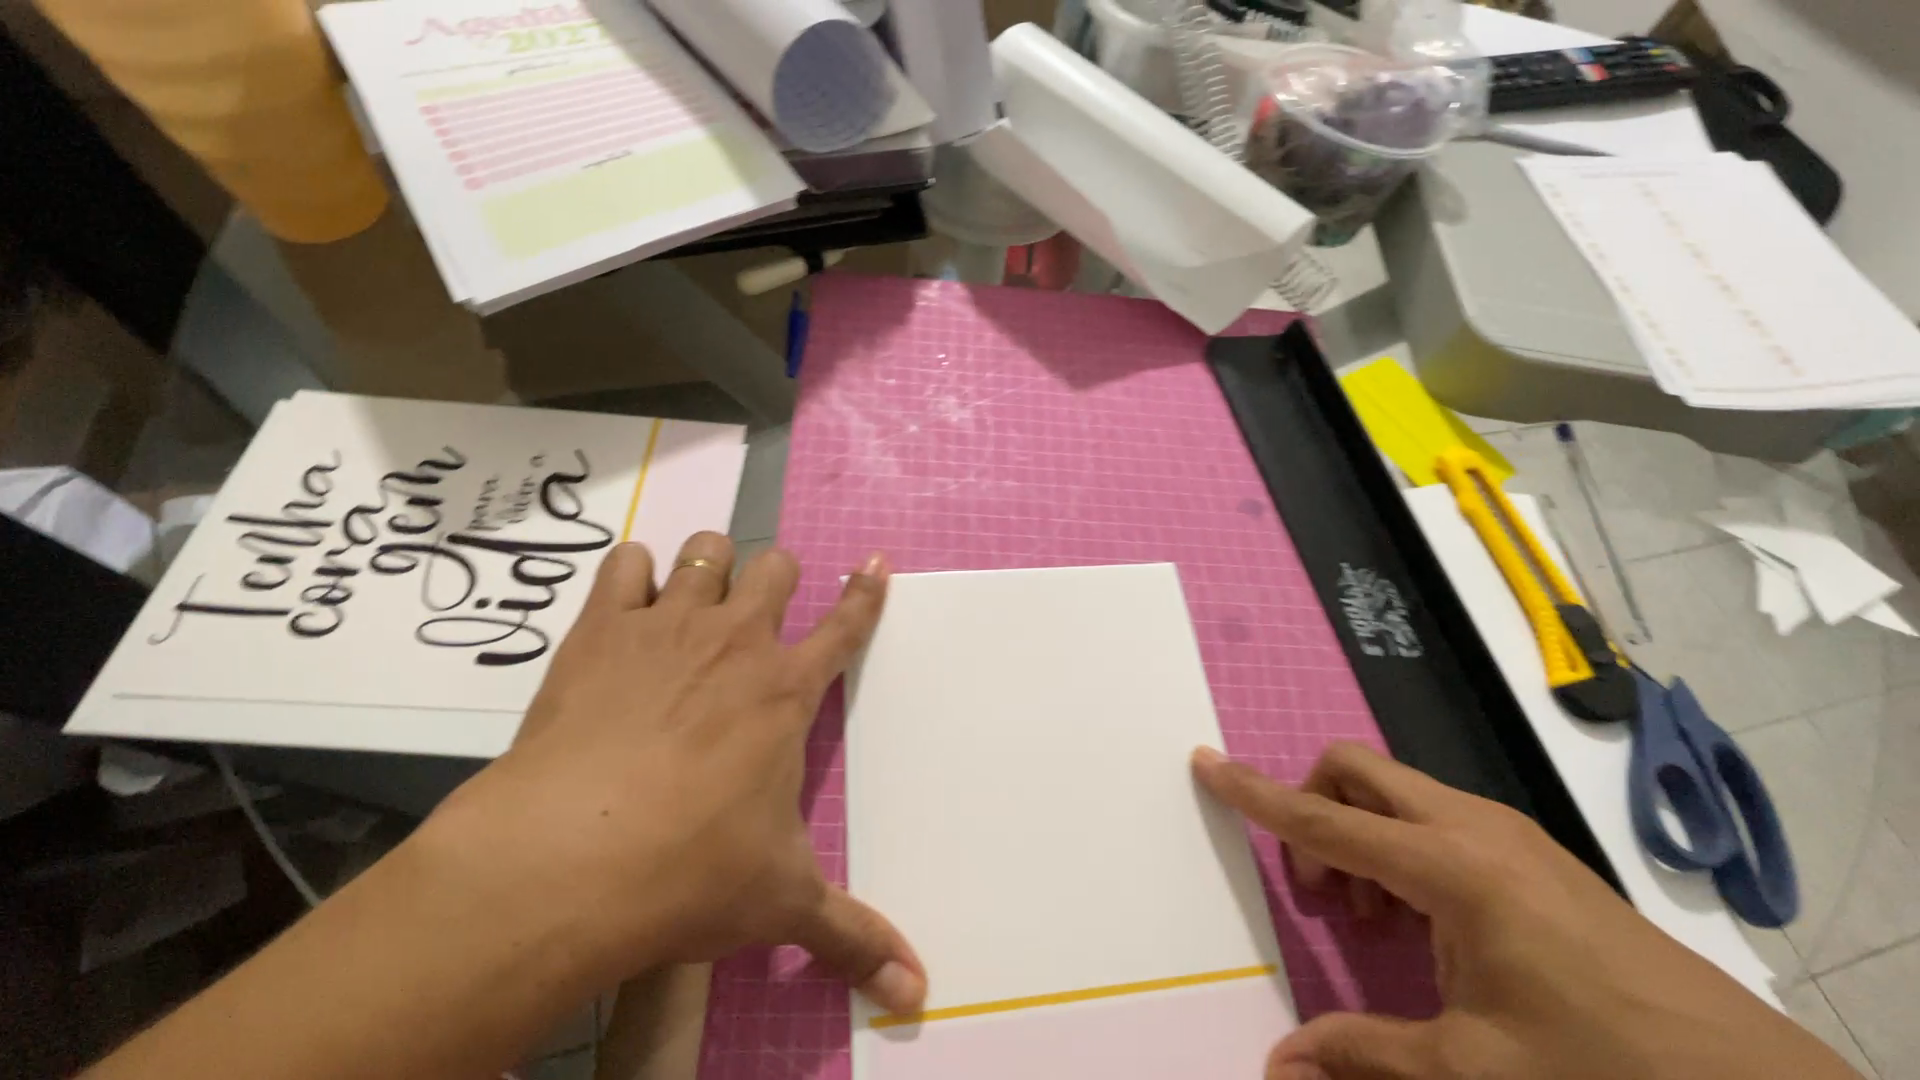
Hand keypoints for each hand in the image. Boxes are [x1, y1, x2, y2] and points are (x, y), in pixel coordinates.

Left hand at [419, 532, 926, 1014]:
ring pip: (703, 551)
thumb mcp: (782, 904)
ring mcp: (666, 627)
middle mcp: (735, 643)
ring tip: (694, 598)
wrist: (569, 858)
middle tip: (758, 613)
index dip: (864, 593)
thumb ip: (852, 938)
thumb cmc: (691, 872)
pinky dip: (630, 574)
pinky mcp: (599, 631)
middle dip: (774, 579)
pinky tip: (626, 604)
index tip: (872, 562)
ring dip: (706, 566)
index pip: (845, 626)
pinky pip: (623, 566)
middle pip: (773, 567)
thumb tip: (917, 995)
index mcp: (787, 692)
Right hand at [1192, 743, 1857, 1079]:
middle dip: (1313, 810)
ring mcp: (1504, 834)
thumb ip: (1364, 1054)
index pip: (1321, 819)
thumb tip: (1277, 1066)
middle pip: (1356, 774)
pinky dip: (1399, 853)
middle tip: (1321, 894)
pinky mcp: (1527, 853)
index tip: (1206, 762)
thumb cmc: (1595, 1063)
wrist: (1746, 1078)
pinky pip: (1432, 820)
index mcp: (1447, 865)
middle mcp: (1469, 827)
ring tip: (1370, 922)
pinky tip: (1420, 926)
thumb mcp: (1471, 1069)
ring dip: (1358, 838)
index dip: (1255, 792)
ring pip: (1393, 795)